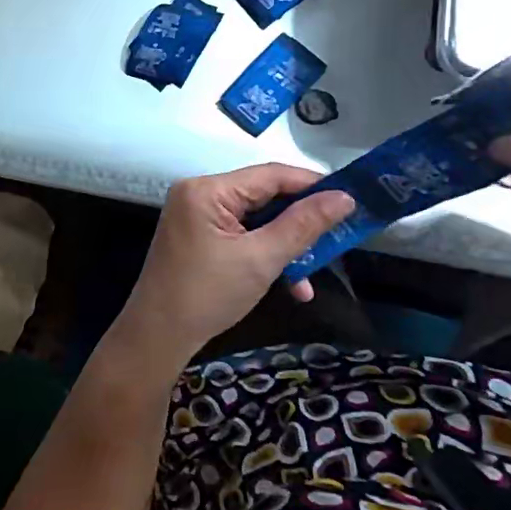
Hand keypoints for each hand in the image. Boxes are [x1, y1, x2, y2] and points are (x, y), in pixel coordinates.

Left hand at [116, 164, 355, 365]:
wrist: (158, 335)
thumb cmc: (208, 294)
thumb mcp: (261, 259)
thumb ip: (303, 225)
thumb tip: (344, 198)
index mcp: (207, 189)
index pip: (270, 174)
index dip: (313, 184)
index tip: (352, 198)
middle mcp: (199, 193)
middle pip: (263, 196)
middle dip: (301, 221)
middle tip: (340, 237)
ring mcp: (196, 215)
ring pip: (255, 219)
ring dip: (286, 245)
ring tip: (315, 271)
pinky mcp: (198, 236)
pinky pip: (241, 235)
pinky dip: (265, 254)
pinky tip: (292, 284)